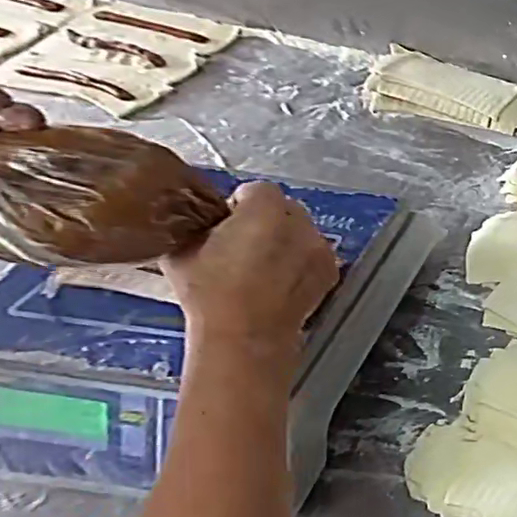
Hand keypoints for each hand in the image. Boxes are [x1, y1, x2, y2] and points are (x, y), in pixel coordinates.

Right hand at [161, 182, 338, 355]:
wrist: (248, 328)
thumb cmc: (209, 289)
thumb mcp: (184, 247)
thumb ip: (202, 223)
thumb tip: (210, 219)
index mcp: (264, 213)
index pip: (260, 189)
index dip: (241, 201)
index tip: (228, 217)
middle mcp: (301, 226)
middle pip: (287, 207)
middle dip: (267, 216)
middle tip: (244, 238)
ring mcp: (322, 248)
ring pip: (305, 230)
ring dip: (287, 236)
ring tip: (263, 259)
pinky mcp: (332, 268)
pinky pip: (317, 252)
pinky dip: (302, 257)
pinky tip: (282, 276)